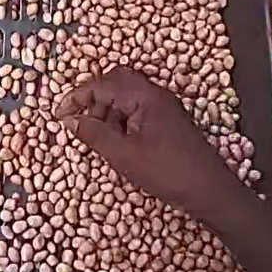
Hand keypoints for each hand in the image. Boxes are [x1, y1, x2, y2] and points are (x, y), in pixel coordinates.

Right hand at [57, 66, 251, 220]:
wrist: (211, 190)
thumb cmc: (168, 173)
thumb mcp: (123, 156)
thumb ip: (94, 134)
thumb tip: (71, 120)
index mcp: (144, 96)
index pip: (102, 84)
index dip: (77, 97)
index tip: (61, 115)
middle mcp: (155, 94)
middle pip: (115, 81)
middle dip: (93, 99)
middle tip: (82, 123)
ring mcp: (164, 107)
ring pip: (126, 95)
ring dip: (107, 110)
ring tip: (100, 138)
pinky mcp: (168, 121)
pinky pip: (137, 109)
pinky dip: (121, 119)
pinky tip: (118, 143)